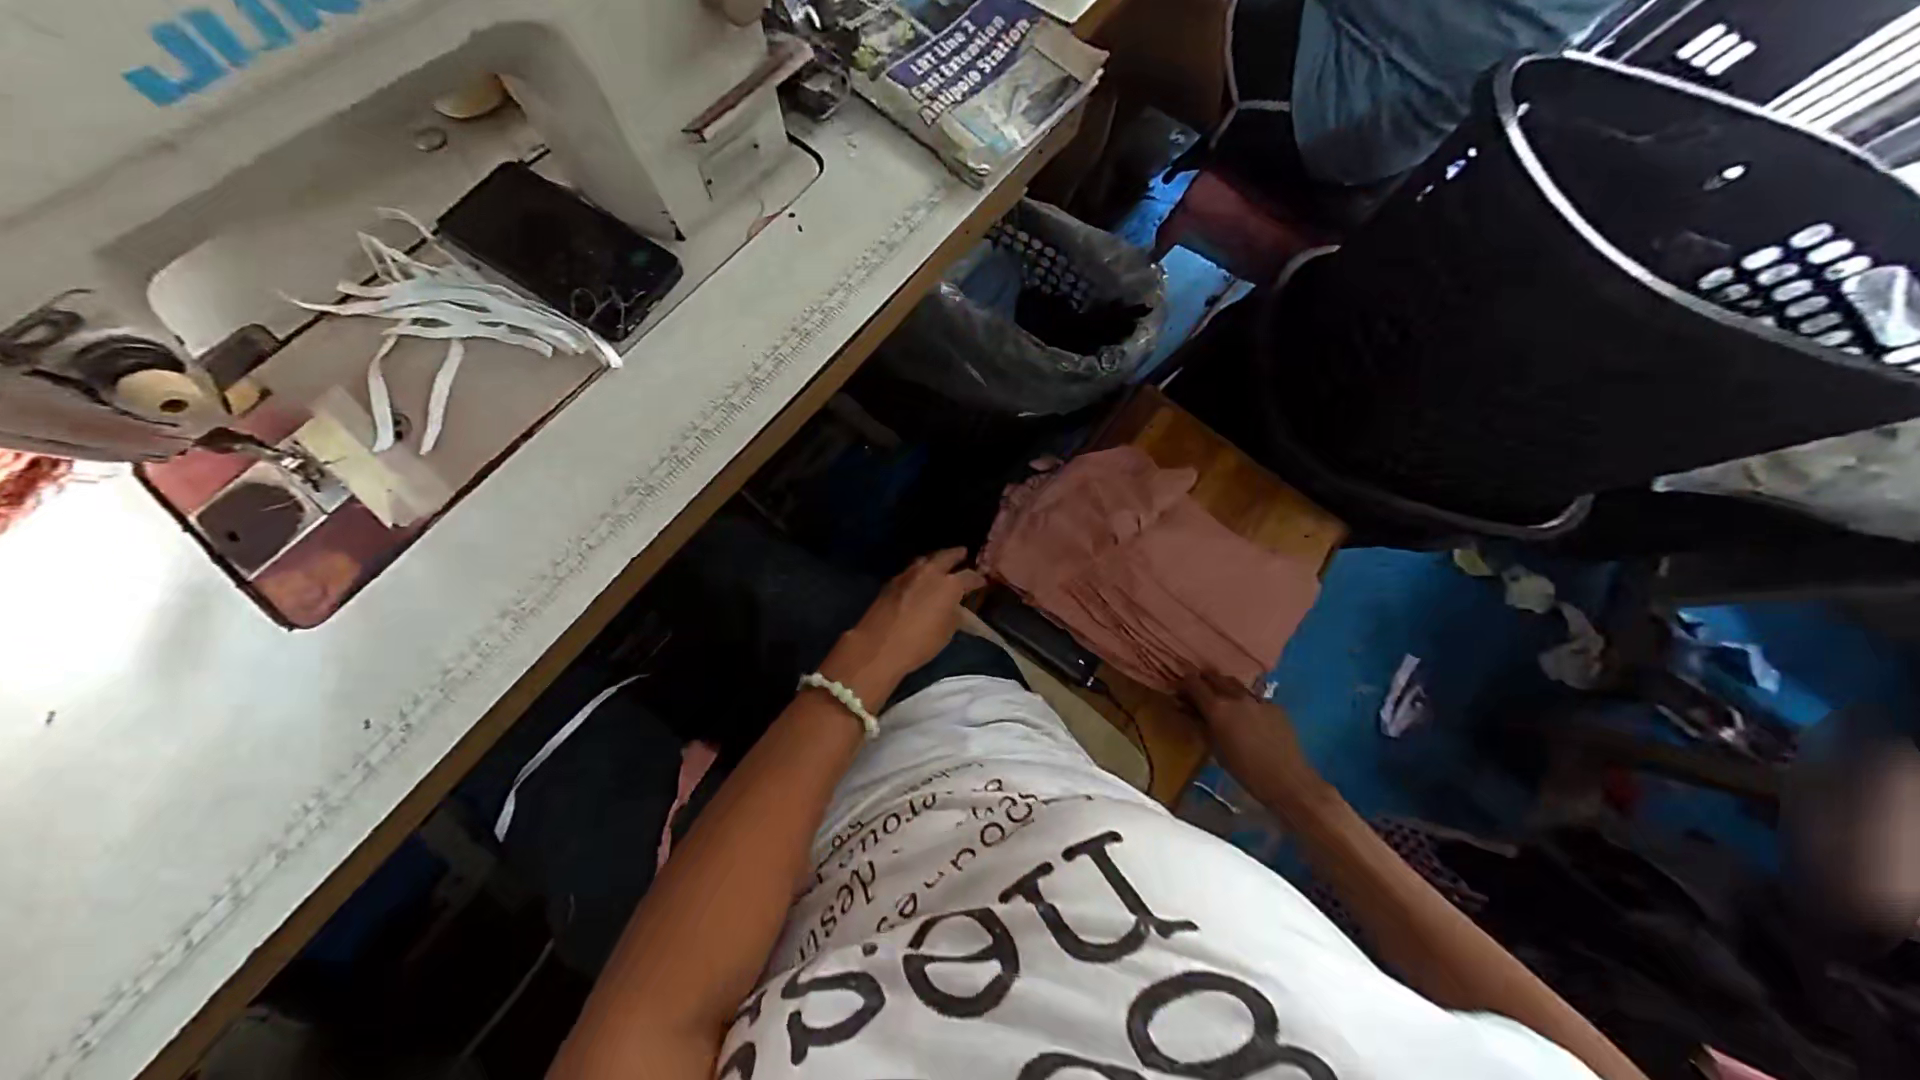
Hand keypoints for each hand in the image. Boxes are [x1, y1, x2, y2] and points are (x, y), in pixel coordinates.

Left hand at [819, 549, 985, 705]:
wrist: (879, 646)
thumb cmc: (920, 643)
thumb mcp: (947, 632)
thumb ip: (956, 614)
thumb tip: (958, 606)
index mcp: (949, 584)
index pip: (970, 576)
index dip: (978, 579)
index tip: (983, 581)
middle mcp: (930, 572)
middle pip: (946, 556)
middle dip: (957, 554)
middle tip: (964, 554)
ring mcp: (908, 574)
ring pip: (926, 560)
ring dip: (936, 560)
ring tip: (941, 564)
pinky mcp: (892, 581)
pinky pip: (911, 570)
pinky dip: (920, 570)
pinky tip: (920, 578)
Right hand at [1179, 672, 1332, 821]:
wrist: (1287, 780)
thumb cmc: (1244, 770)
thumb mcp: (1215, 748)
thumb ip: (1200, 723)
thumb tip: (1186, 708)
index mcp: (1217, 708)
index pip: (1194, 683)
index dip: (1184, 682)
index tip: (1179, 687)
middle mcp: (1236, 697)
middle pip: (1214, 676)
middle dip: (1203, 680)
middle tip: (1197, 690)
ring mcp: (1257, 699)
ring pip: (1234, 683)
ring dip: (1223, 686)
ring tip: (1221, 698)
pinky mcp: (1274, 706)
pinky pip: (1253, 697)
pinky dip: (1244, 700)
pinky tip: (1247, 715)